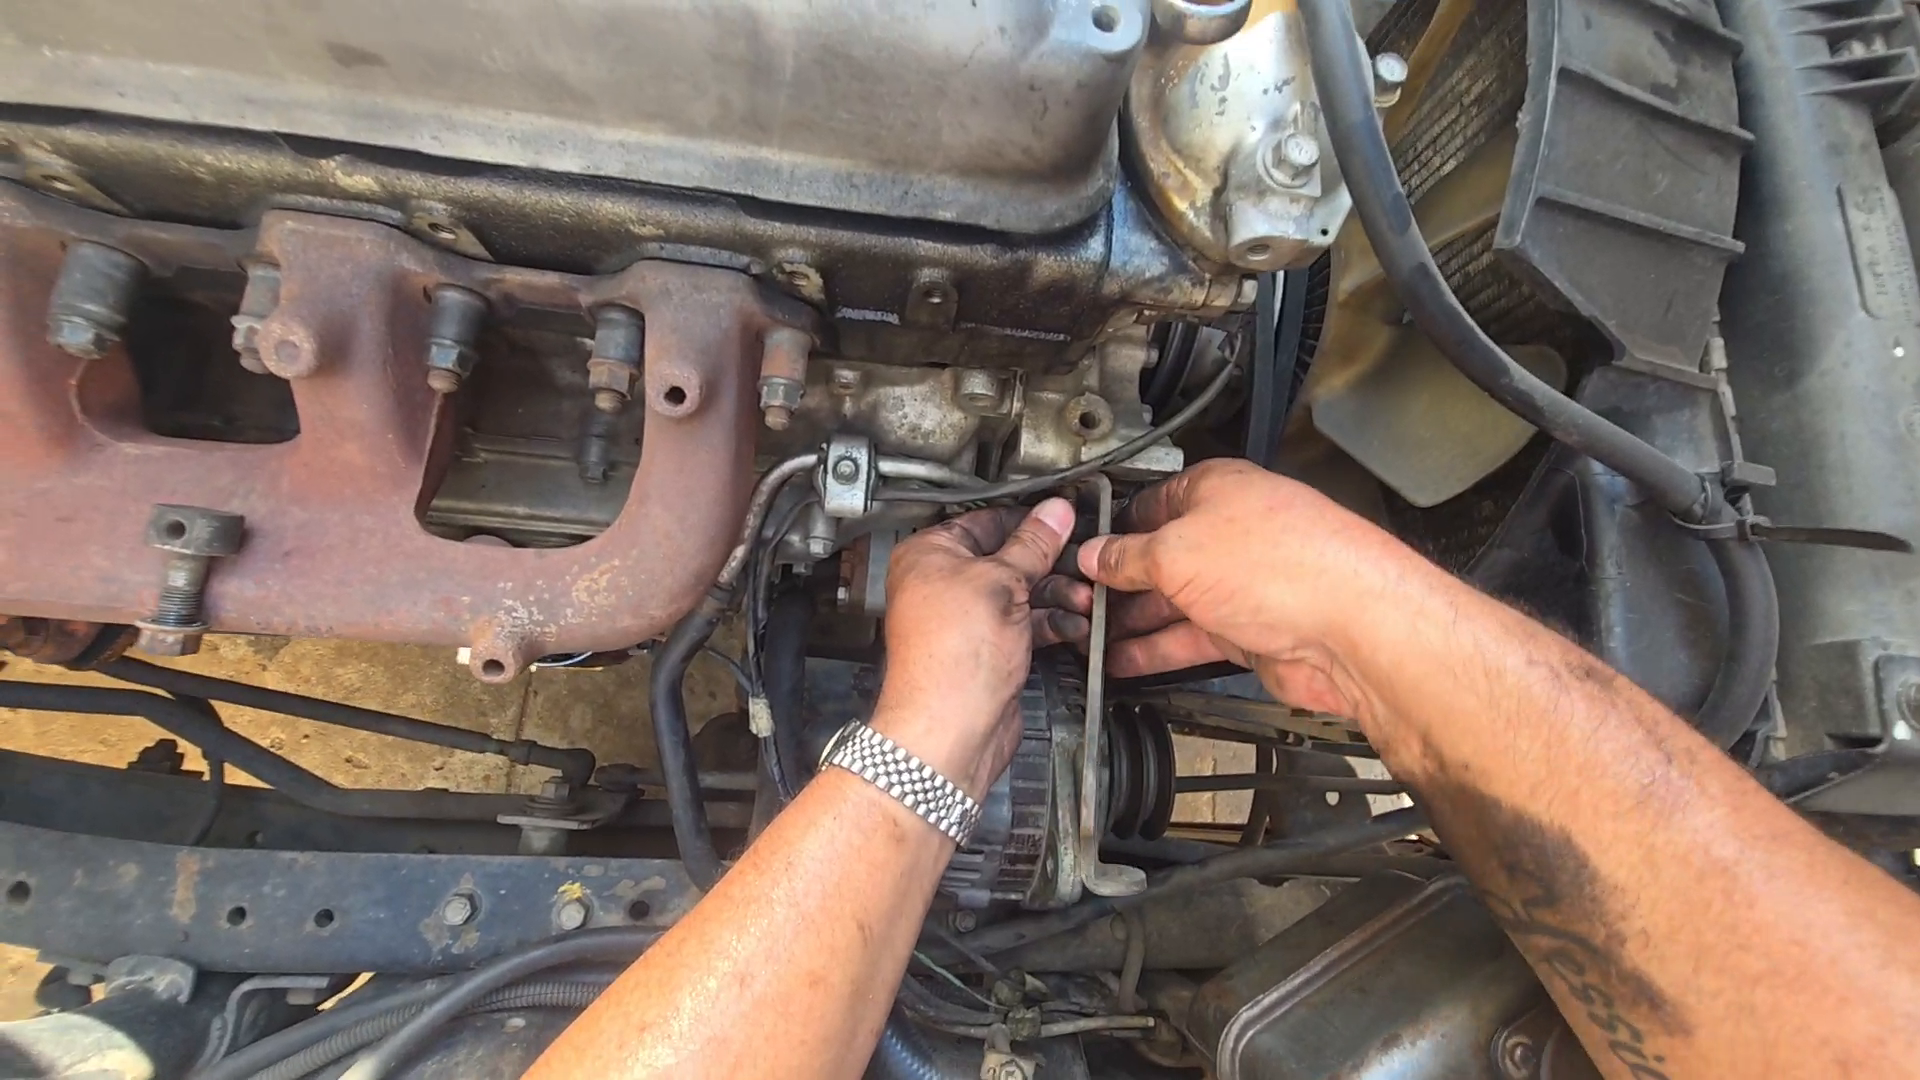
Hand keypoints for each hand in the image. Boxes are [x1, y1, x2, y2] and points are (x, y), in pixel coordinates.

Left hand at [873, 498, 1078, 799]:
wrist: (952, 728)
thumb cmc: (952, 657)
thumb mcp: (1001, 583)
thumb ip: (1033, 545)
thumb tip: (1053, 513)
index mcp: (928, 554)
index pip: (983, 519)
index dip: (1026, 518)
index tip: (1061, 517)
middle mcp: (943, 583)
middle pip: (1006, 556)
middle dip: (1048, 562)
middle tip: (1080, 561)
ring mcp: (966, 618)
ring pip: (1020, 591)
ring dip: (1056, 594)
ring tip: (1084, 598)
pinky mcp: (987, 647)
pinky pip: (1024, 623)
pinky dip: (1050, 622)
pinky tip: (1075, 623)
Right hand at [1069, 459, 1450, 723]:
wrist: (1354, 630)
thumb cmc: (1286, 566)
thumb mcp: (1175, 552)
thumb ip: (1126, 557)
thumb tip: (1095, 555)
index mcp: (1213, 490)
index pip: (1147, 504)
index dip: (1110, 528)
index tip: (1078, 552)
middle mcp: (1228, 533)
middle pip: (1156, 556)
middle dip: (1115, 581)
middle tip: (1078, 602)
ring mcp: (1240, 583)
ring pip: (1170, 601)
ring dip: (1130, 621)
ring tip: (1088, 637)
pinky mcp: (1249, 629)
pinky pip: (1189, 637)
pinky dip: (1155, 649)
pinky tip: (1122, 660)